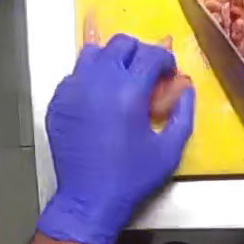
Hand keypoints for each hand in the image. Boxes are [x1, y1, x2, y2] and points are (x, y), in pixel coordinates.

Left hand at [36, 34, 195, 243]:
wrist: (89, 200)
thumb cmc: (131, 179)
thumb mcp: (169, 152)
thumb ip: (183, 115)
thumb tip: (186, 89)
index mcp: (129, 91)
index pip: (151, 53)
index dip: (165, 60)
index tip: (168, 74)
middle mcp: (98, 81)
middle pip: (120, 43)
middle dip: (139, 53)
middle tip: (146, 74)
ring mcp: (73, 90)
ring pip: (93, 54)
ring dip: (111, 61)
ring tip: (119, 82)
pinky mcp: (58, 102)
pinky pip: (74, 76)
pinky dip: (90, 80)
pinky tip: (98, 101)